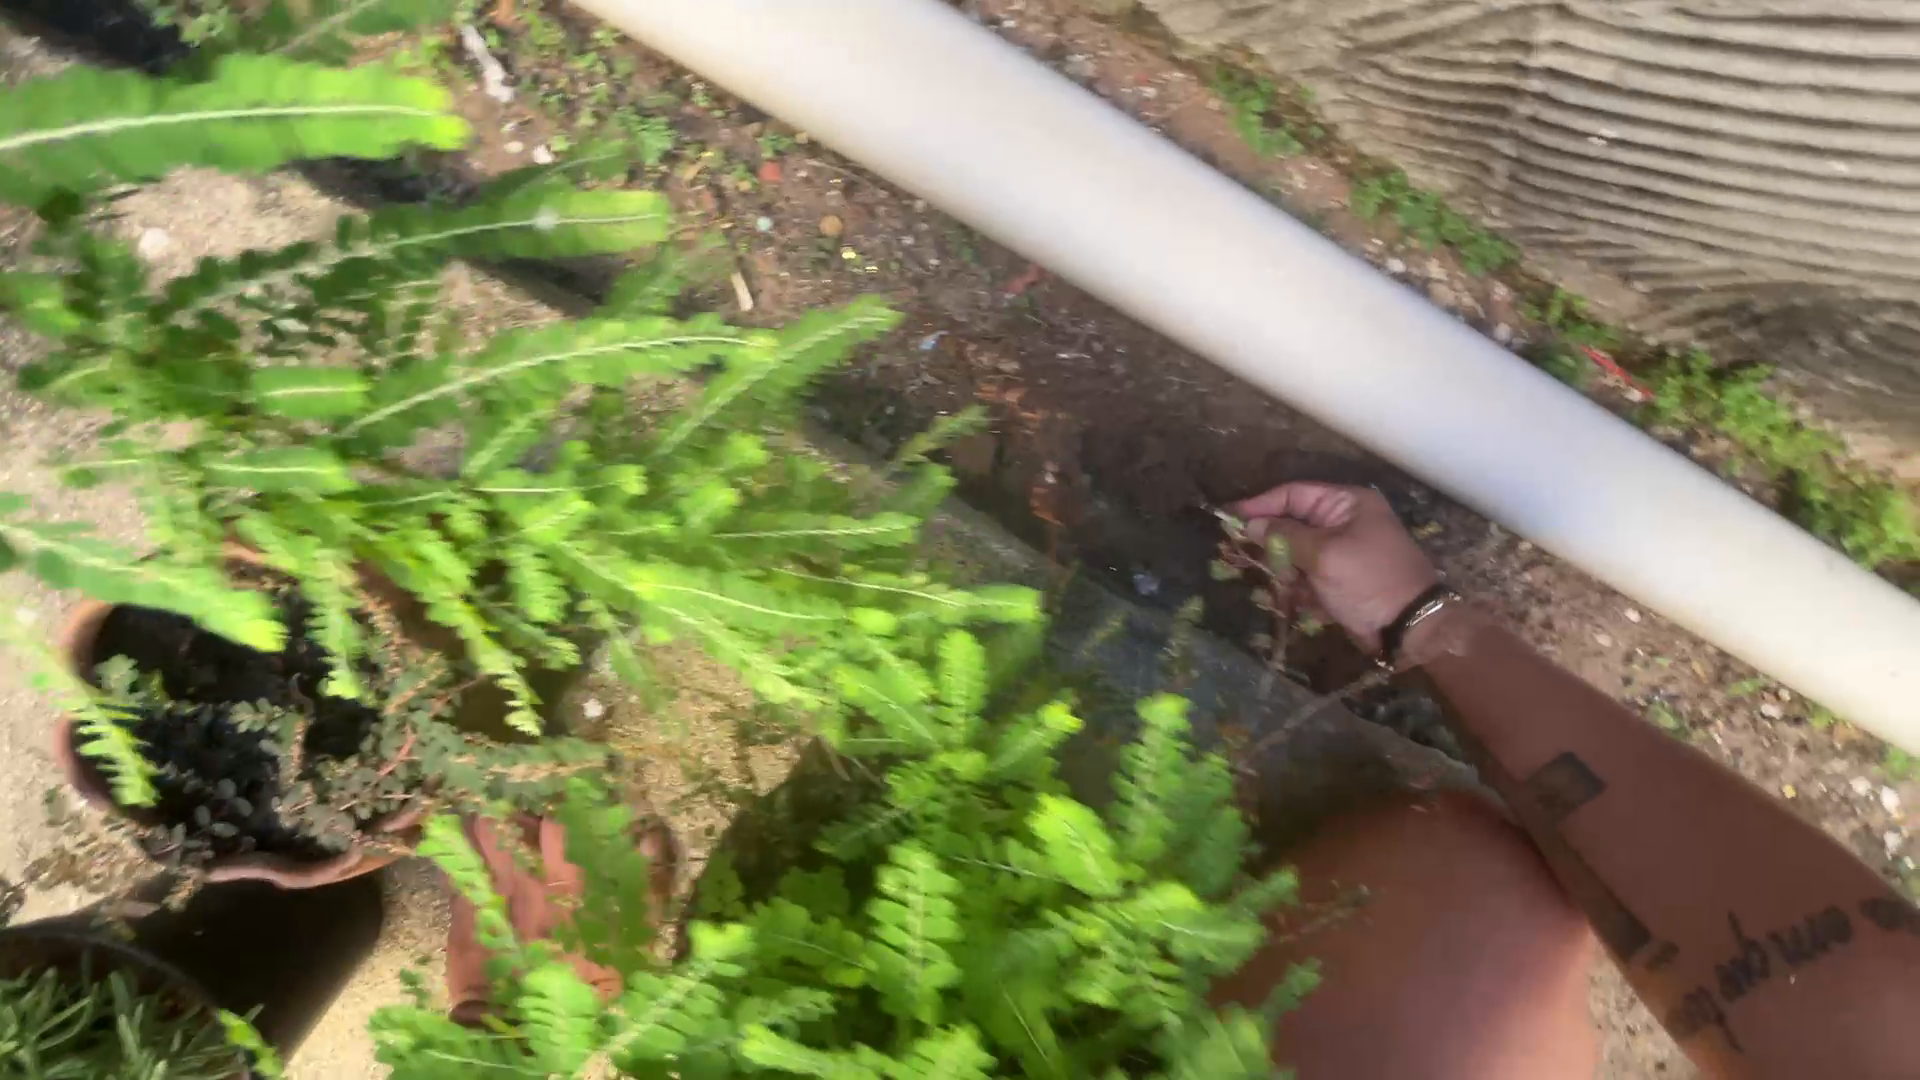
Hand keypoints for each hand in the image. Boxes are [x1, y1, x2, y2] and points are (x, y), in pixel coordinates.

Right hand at [1228, 482, 1440, 654]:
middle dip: (1268, 539)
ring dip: (1281, 566)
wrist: (1409, 627)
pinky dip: (1295, 583)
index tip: (1230, 516)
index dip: (1260, 504)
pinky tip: (1292, 596)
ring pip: (1294, 549)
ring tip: (1274, 580)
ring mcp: (1341, 549)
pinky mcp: (1337, 575)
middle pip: (1291, 521)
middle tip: (1237, 550)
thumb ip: (1283, 536)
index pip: (1293, 494)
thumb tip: (1250, 525)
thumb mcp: (1323, 554)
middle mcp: (1343, 521)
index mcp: (1346, 504)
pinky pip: (1305, 572)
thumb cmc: (1369, 580)